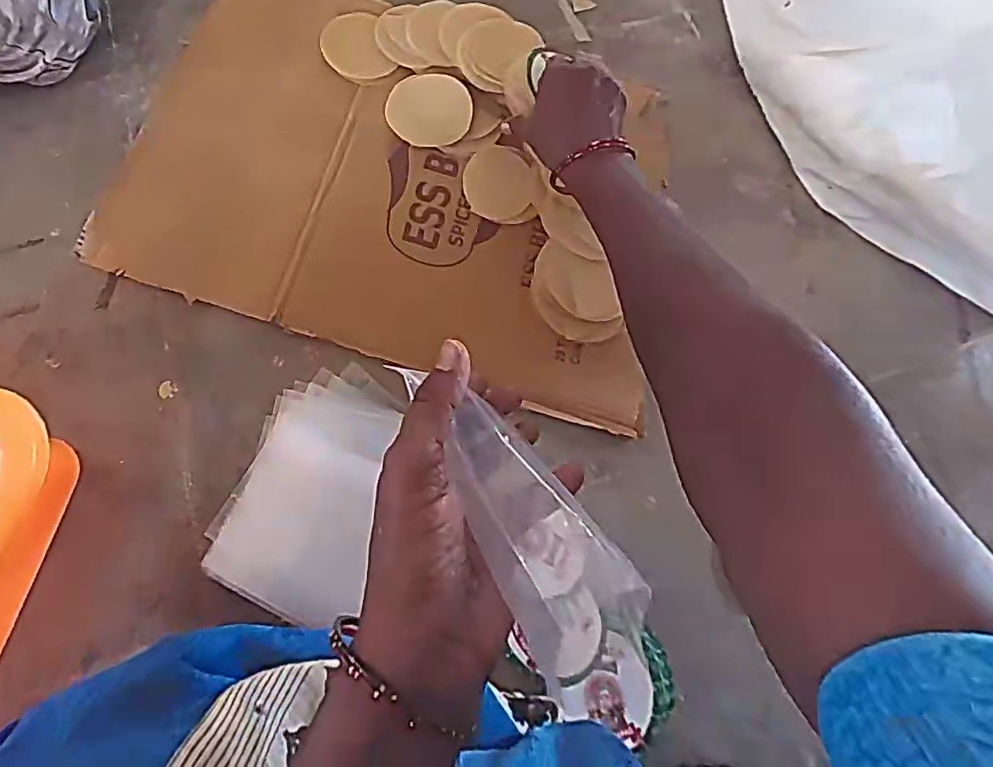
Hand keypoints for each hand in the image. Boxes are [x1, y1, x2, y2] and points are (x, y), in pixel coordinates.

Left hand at [353, 339, 584, 735]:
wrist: (430, 643)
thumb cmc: (416, 547)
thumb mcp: (414, 468)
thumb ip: (433, 410)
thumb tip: (453, 348)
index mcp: (420, 465)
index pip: (442, 415)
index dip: (463, 392)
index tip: (491, 377)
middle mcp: (449, 486)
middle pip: (475, 439)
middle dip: (496, 417)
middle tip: (523, 401)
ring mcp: (482, 516)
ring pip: (507, 469)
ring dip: (524, 448)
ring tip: (541, 431)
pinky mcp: (512, 545)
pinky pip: (539, 507)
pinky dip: (558, 489)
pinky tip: (578, 474)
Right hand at [514, 53, 626, 172]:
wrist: (593, 161)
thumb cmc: (556, 141)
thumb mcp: (529, 132)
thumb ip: (518, 122)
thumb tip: (508, 123)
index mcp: (558, 69)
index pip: (548, 59)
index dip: (543, 72)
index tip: (540, 84)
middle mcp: (584, 67)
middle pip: (573, 63)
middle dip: (566, 75)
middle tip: (558, 93)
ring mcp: (606, 79)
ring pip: (592, 74)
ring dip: (584, 83)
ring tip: (576, 102)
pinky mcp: (620, 94)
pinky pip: (605, 88)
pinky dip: (599, 95)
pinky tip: (592, 111)